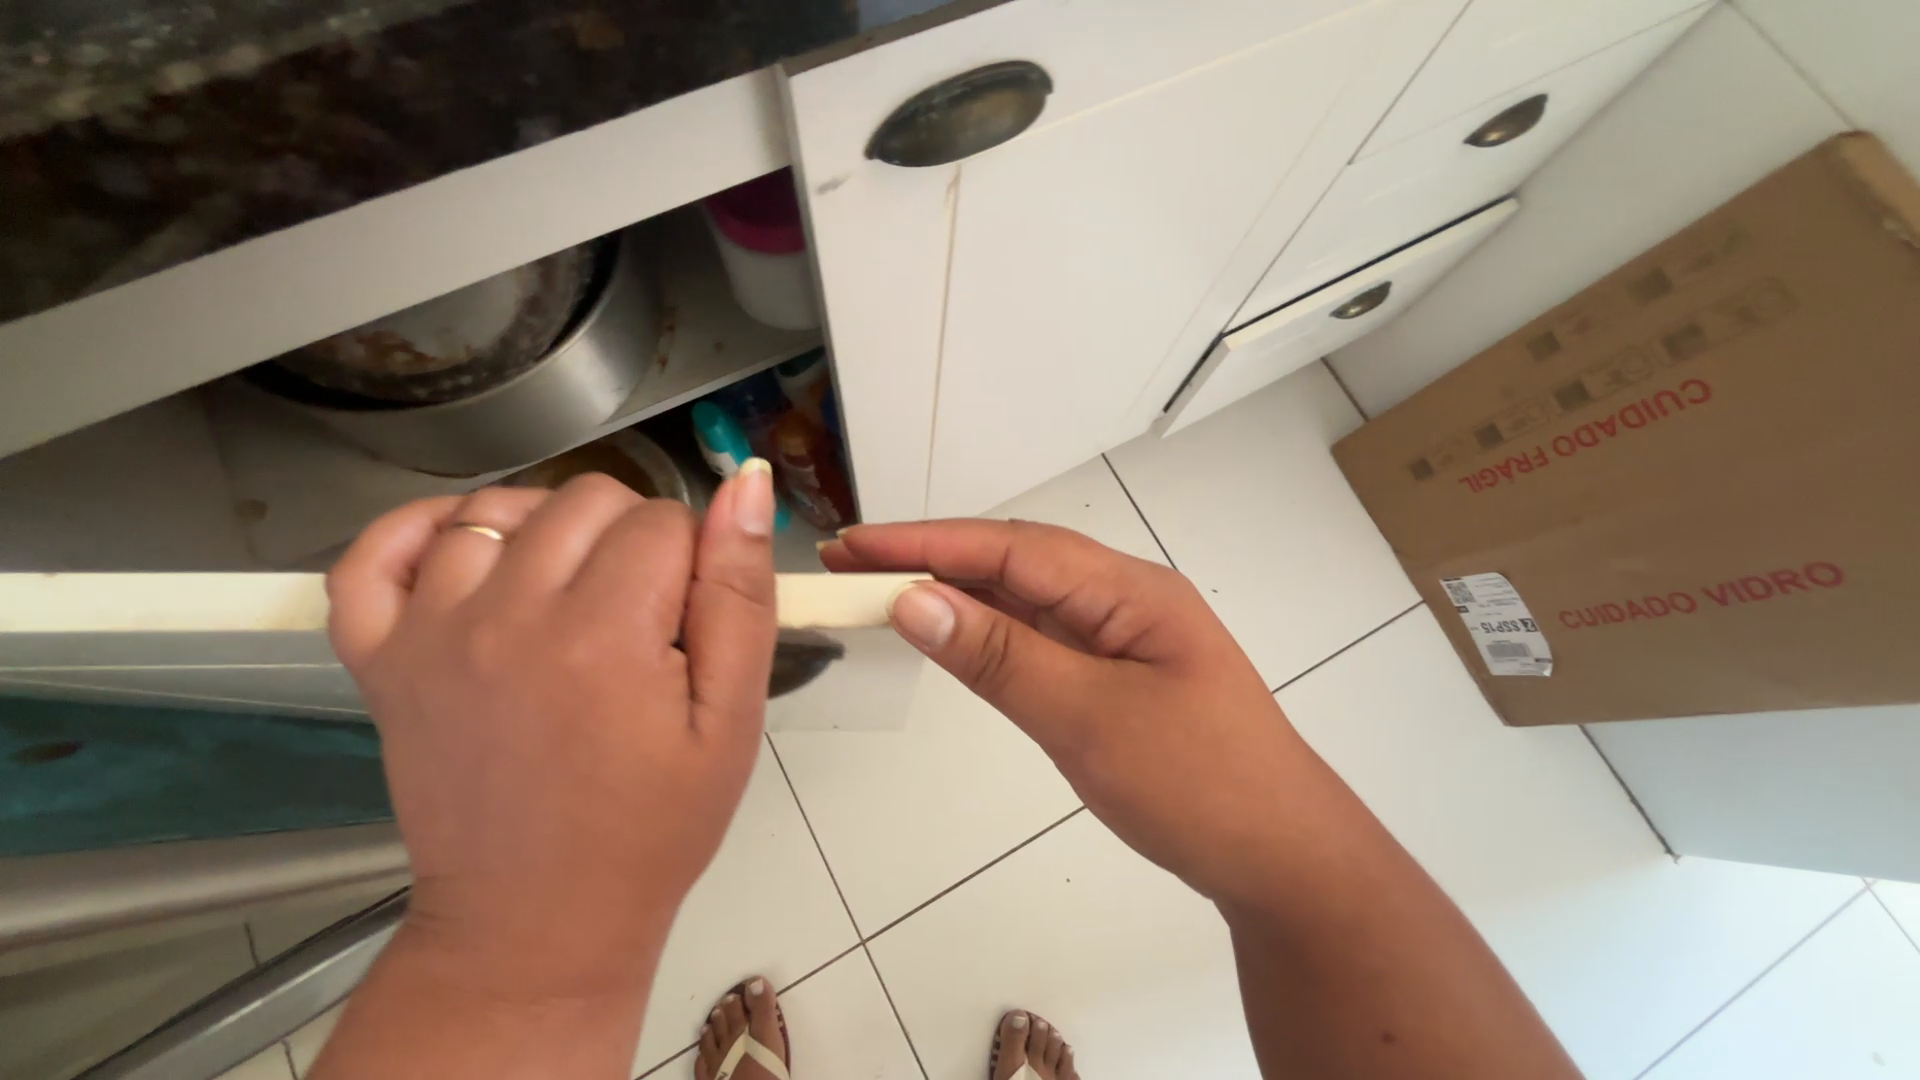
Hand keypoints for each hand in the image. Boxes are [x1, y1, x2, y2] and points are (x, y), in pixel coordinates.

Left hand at [326, 466, 777, 1001]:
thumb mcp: (732, 716)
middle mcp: (509, 616)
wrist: (537, 918)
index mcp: (606, 634)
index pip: (664, 519)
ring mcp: (431, 633)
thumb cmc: (654, 825)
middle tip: (647, 608)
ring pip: (498, 509)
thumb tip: (749, 486)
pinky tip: (470, 554)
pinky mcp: (381, 659)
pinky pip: (376, 553)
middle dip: (634, 534)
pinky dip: (422, 531)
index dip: (696, 555)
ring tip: (576, 592)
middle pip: (586, 499)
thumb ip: (741, 596)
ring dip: (551, 530)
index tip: (693, 612)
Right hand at [819, 520, 1312, 908]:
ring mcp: (1119, 636)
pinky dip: (987, 631)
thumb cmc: (1199, 784)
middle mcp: (1122, 598)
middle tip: (850, 564)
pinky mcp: (1113, 674)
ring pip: (1024, 598)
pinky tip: (951, 632)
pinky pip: (1038, 638)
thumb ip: (1000, 656)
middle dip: (932, 559)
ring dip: (956, 593)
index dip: (926, 542)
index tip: (853, 544)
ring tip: (882, 591)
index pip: (1011, 548)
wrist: (1282, 858)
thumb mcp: (1091, 720)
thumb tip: (914, 599)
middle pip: (1015, 562)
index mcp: (1128, 590)